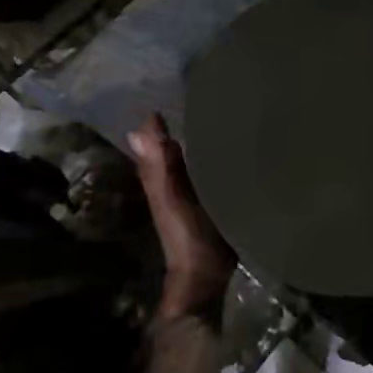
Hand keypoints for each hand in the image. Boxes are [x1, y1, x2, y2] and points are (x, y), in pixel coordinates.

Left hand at [129, 114, 235, 321]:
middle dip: (184, 126)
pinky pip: (211, 174)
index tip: (181, 96)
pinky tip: (236, 152)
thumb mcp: (171, 199)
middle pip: (174, 149)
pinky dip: (218, 161)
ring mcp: (193, 194)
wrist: (208, 276)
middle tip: (210, 100)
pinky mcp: (213, 203)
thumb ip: (158, 168)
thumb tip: (136, 129)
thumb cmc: (187, 237)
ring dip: (203, 143)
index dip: (162, 122)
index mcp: (160, 179)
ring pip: (194, 160)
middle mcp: (173, 183)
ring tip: (226, 118)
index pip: (158, 142)